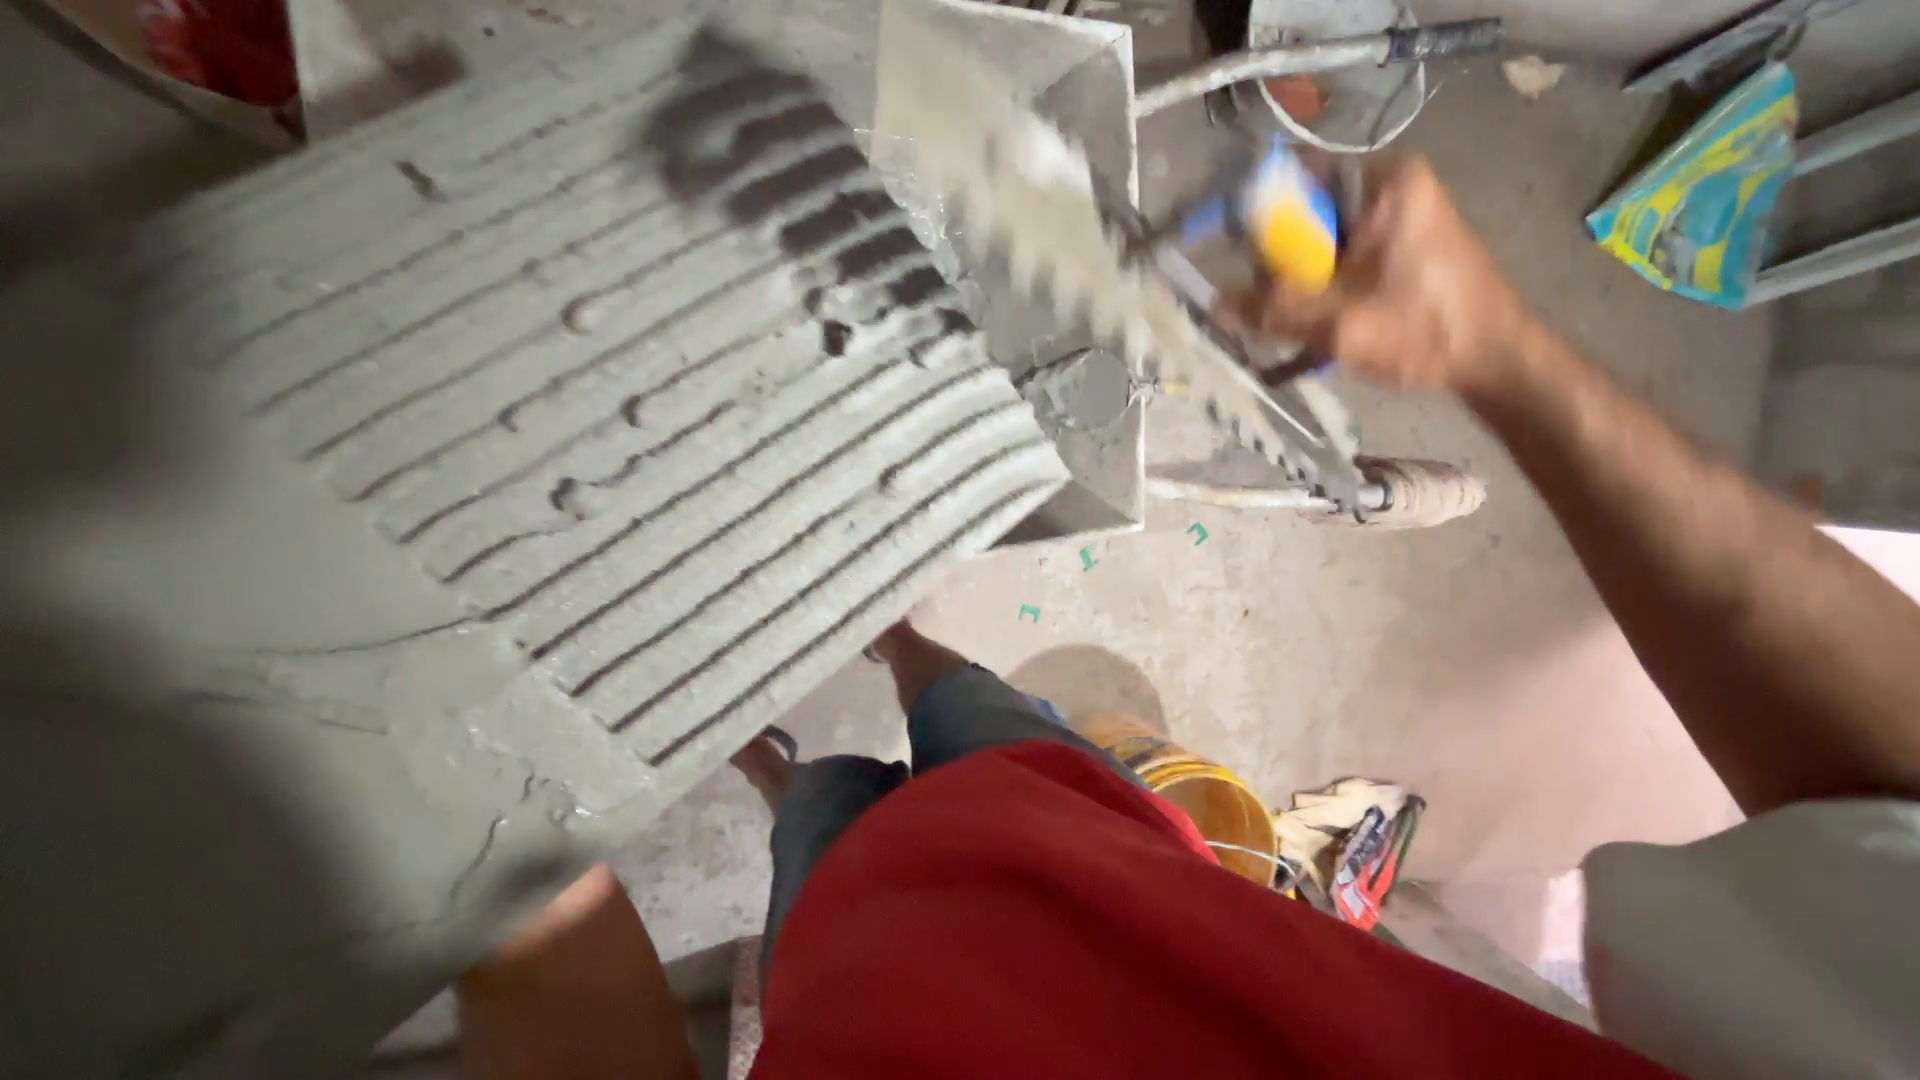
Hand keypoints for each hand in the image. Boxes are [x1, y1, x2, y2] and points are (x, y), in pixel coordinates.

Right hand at [1225, 157, 1531, 396]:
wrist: (1496, 362)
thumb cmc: (1426, 332)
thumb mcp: (1339, 323)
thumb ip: (1273, 310)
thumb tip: (1216, 305)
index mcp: (1383, 184)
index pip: (1295, 178)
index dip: (1253, 213)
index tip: (1224, 250)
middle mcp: (1389, 188)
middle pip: (1304, 214)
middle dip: (1278, 263)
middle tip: (1268, 308)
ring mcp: (1396, 218)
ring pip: (1318, 244)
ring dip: (1297, 285)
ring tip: (1292, 325)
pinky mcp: (1399, 248)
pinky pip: (1339, 260)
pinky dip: (1320, 291)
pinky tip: (1314, 326)